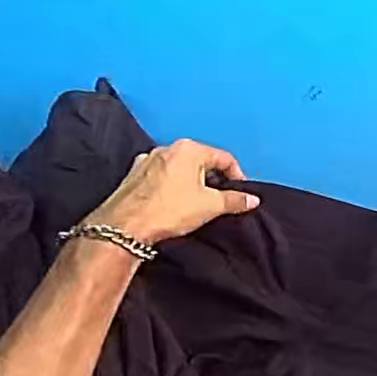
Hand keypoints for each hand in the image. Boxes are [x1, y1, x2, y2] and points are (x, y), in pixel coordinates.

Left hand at [83, 139, 258, 243]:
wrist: (124, 227)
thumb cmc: (169, 210)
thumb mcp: (211, 206)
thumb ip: (235, 200)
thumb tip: (252, 199)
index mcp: (189, 149)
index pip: (224, 158)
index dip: (237, 177)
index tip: (240, 194)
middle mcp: (167, 148)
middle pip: (202, 160)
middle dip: (214, 179)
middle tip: (220, 200)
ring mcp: (147, 160)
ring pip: (180, 168)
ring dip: (192, 182)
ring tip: (196, 203)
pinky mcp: (133, 175)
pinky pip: (162, 176)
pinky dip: (172, 186)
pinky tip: (173, 203)